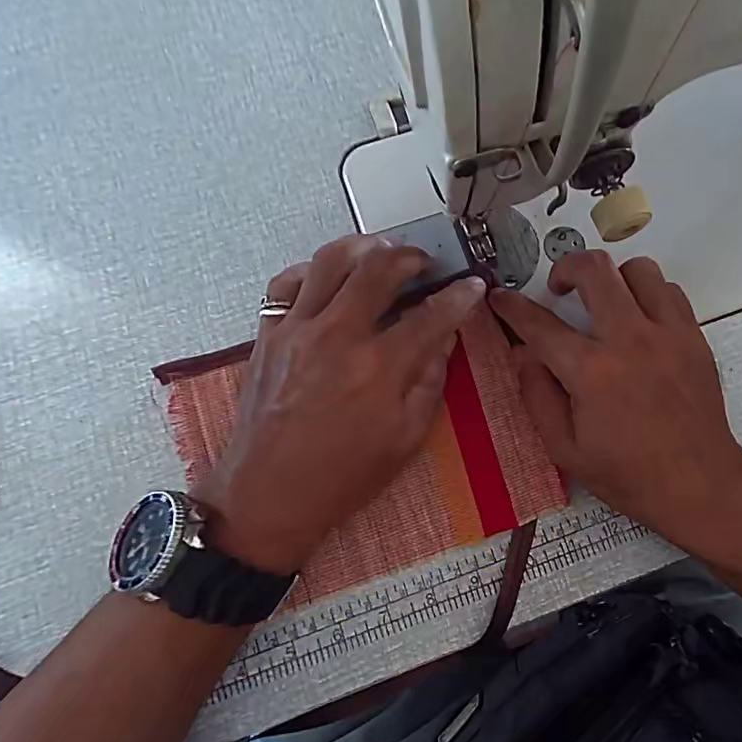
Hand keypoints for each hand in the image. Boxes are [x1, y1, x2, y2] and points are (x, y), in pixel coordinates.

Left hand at [197, 236, 485, 575]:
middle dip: (411, 257)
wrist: (270, 494)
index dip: (459, 296)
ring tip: (381, 251)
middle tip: (425, 263)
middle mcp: (339, 336)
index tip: (473, 285)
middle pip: (379, 269)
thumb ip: (430, 381)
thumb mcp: (408, 438)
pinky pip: (288, 282)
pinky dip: (313, 270)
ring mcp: (297, 330)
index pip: (431, 315)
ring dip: (363, 247)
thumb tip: (443, 339)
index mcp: (380, 367)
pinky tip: (331, 277)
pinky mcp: (268, 334)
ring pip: (330, 261)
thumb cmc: (347, 474)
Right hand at [488, 251, 741, 558]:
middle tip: (559, 288)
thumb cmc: (628, 474)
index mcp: (591, 372)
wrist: (697, 483)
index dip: (512, 306)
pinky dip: (649, 294)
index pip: (540, 324)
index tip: (500, 297)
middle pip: (595, 270)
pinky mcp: (695, 338)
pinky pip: (671, 291)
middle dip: (566, 266)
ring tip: (606, 302)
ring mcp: (668, 335)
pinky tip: (641, 320)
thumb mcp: (566, 450)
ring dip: (614, 278)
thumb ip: (537, 396)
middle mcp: (630, 340)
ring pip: (639, 269)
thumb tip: (523, 354)